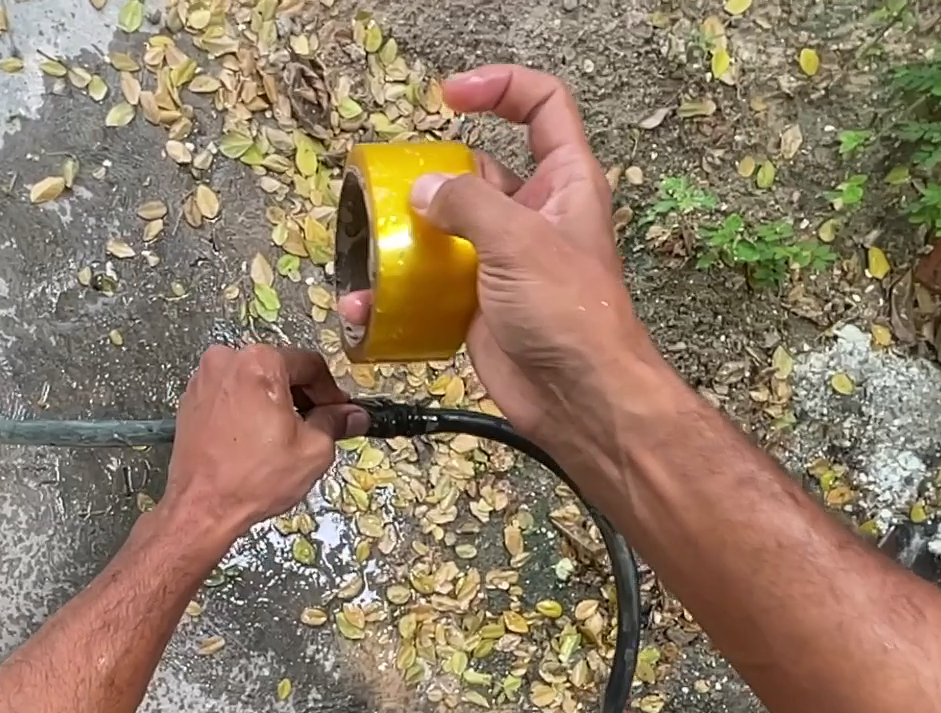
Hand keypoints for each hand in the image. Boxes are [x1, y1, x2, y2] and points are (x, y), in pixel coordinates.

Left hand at [162, 344, 363, 538]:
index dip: (330, 391)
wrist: (203, 506)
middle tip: (315, 426)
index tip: (337, 409)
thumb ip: (335, 423)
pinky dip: (246, 411)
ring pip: (253, 383)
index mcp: (260, 362)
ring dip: (272, 404)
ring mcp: (204, 380)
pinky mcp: (191, 400)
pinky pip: (230, 396)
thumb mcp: (312, 450)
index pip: (310, 365)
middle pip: (279, 370)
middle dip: (300, 397)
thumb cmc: (250, 480)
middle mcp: (227, 361)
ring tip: (282, 438)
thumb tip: (351, 415)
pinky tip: (256, 440)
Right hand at [338, 66, 663, 445]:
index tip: (451, 97)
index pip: (540, 109)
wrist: (572, 395)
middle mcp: (530, 218)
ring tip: (367, 245)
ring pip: (447, 234)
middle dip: (435, 177)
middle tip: (391, 188)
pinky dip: (400, 291)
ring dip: (408, 238)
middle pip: (477, 174)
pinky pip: (432, 286)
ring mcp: (499, 264)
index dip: (500, 89)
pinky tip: (368, 302)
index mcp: (562, 183)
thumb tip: (422, 192)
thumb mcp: (521, 241)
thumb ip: (469, 205)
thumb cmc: (567, 312)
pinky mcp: (474, 305)